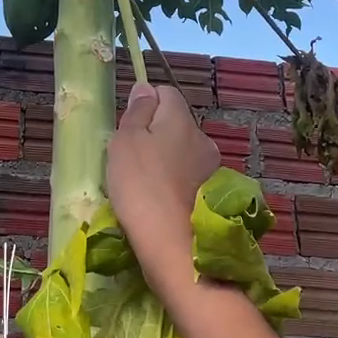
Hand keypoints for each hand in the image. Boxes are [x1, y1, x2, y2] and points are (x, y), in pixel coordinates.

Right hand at [106, 82, 218, 286]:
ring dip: (166, 160)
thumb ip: (137, 111)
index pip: (166, 93)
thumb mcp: (125, 141)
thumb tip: (145, 89)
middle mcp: (203, 138)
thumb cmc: (141, 186)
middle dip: (155, 133)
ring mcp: (212, 168)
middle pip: (175, 123)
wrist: (174, 247)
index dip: (145, 104)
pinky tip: (160, 201)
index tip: (128, 127)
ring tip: (144, 184)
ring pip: (183, 151)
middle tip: (130, 157)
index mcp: (181, 118)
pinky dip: (175, 182)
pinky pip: (189, 177)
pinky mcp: (212, 196)